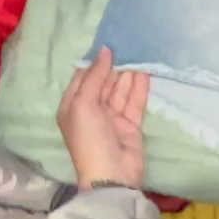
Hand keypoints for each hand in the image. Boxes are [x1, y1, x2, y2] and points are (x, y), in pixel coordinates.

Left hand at [58, 47, 149, 188]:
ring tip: (139, 52)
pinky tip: (146, 71)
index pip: (83, 78)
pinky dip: (139, 87)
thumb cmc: (89, 138)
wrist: (112, 175)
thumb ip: (94, 77)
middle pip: (103, 82)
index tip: (108, 43)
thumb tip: (105, 51)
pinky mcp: (130, 125)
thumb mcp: (82, 104)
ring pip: (120, 91)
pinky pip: (134, 102)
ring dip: (128, 74)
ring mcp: (112, 118)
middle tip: (128, 44)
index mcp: (72, 106)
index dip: (95, 62)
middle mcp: (91, 110)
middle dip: (114, 66)